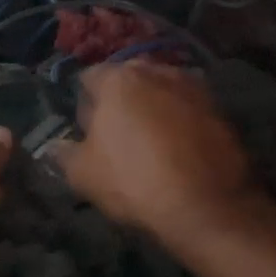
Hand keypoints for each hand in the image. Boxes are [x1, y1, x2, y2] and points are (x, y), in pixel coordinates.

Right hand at [53, 61, 250, 235]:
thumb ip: (64, 153)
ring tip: (149, 142)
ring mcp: (194, 89)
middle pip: (130, 79)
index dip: (84, 103)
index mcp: (118, 79)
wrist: (204, 204)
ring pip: (162, 92)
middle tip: (116, 133)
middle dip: (121, 99)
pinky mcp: (220, 111)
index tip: (85, 128)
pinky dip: (180, 122)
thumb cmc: (133, 181)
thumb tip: (55, 146)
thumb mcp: (83, 174)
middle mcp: (157, 72)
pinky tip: (177, 151)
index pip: (90, 77)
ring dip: (153, 108)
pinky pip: (188, 110)